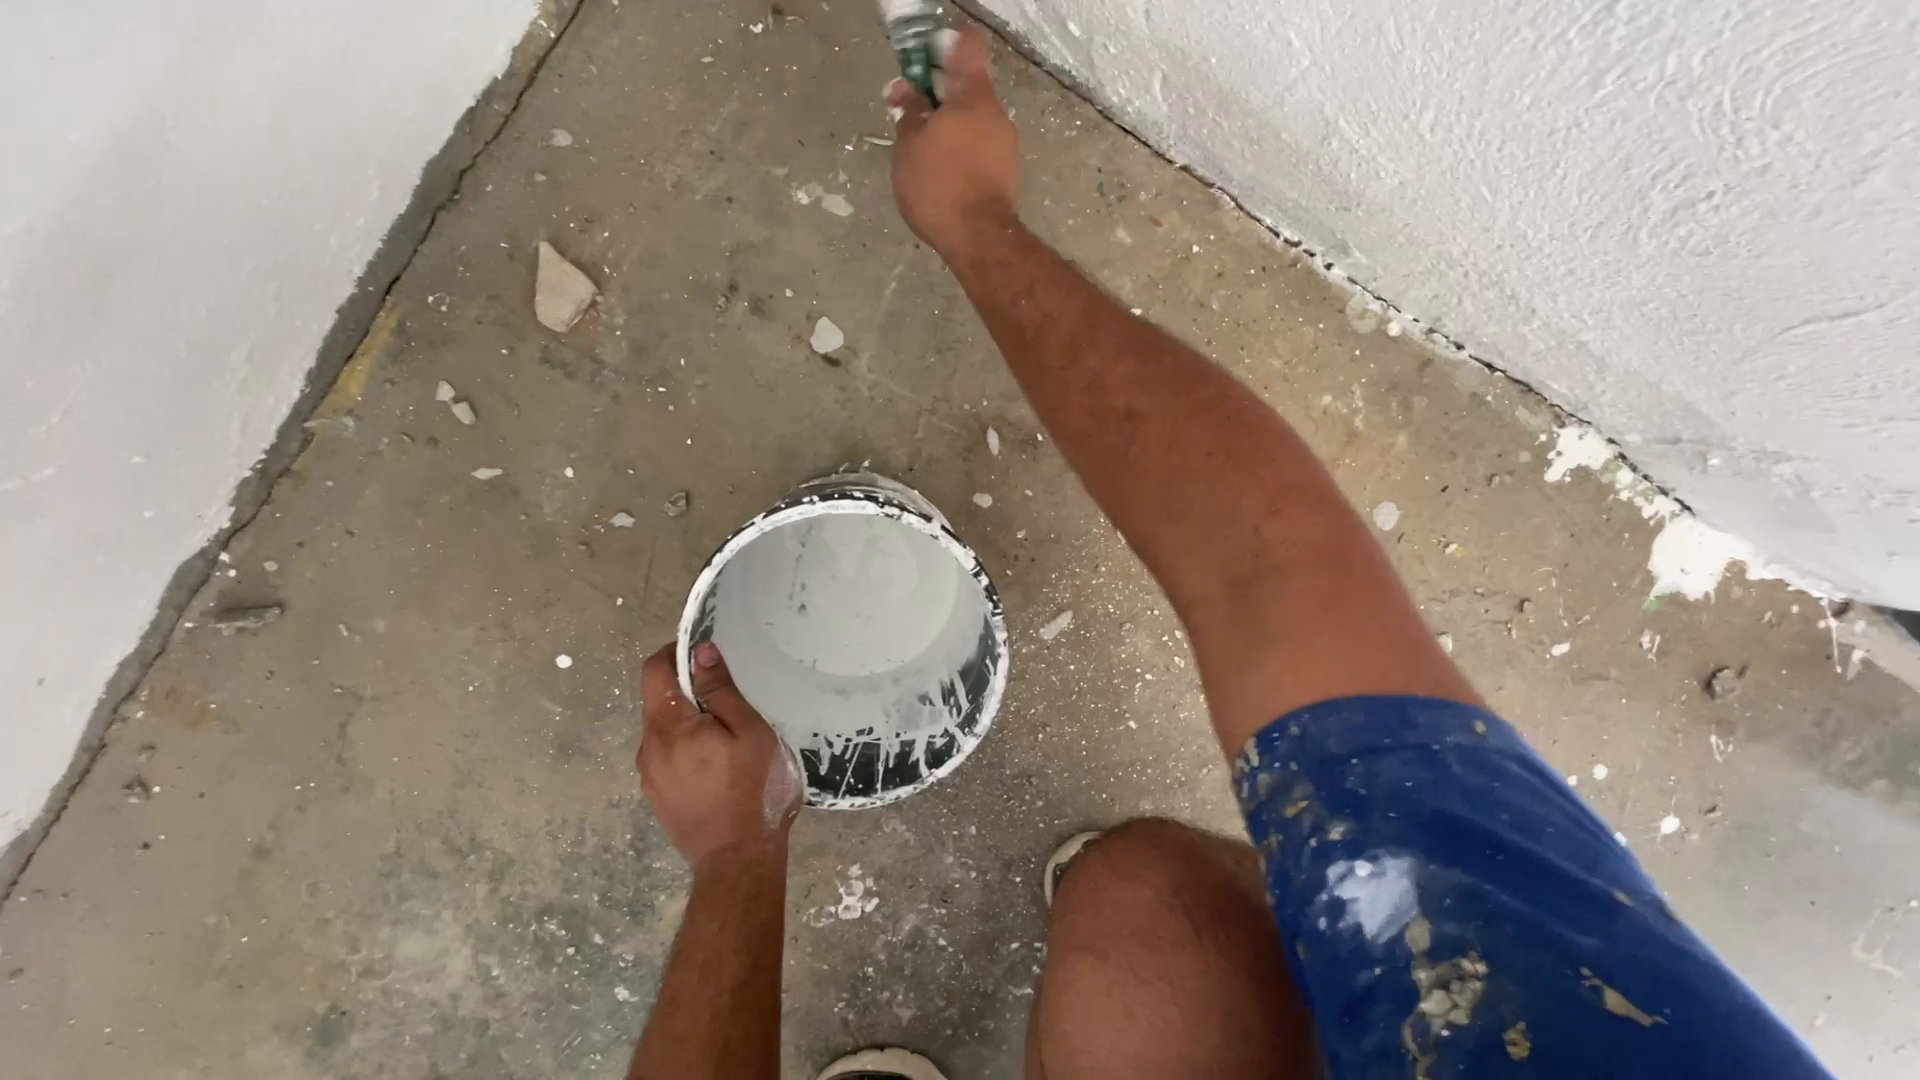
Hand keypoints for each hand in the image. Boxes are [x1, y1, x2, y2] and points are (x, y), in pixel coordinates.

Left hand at [637, 641, 802, 873]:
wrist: (738, 860)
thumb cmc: (752, 790)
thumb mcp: (749, 732)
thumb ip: (721, 691)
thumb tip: (700, 652)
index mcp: (668, 726)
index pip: (654, 670)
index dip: (674, 652)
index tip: (704, 654)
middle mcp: (648, 748)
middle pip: (659, 702)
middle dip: (688, 691)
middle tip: (730, 700)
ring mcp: (649, 776)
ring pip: (664, 732)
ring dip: (689, 722)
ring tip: (728, 737)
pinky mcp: (657, 797)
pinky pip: (668, 757)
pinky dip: (688, 748)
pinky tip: (718, 766)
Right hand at [888, 27, 1020, 257]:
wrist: (977, 238)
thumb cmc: (938, 186)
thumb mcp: (909, 147)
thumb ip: (908, 112)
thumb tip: (904, 90)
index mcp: (974, 96)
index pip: (967, 46)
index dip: (944, 48)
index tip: (923, 65)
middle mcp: (997, 115)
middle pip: (969, 90)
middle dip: (941, 99)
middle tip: (913, 118)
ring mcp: (1007, 146)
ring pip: (975, 124)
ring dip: (951, 131)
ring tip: (925, 156)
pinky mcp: (1008, 174)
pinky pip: (981, 151)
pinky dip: (963, 154)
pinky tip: (944, 177)